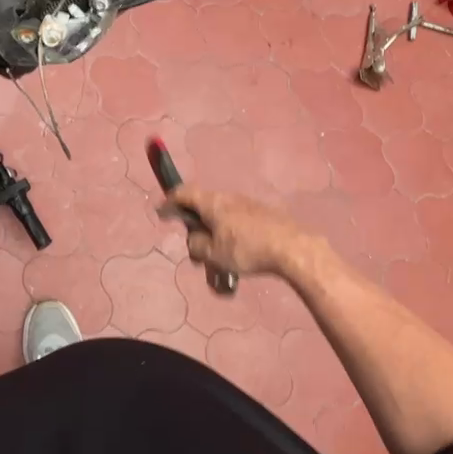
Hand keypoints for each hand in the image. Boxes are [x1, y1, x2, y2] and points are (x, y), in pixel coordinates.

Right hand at [164, 183, 322, 277]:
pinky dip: (230, 234)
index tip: (161, 212)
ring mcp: (246, 204)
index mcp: (212, 202)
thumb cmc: (247, 249)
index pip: (184, 193)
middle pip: (203, 207)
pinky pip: (236, 221)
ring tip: (219, 260)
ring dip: (214, 234)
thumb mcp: (213, 254)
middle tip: (196, 251)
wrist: (291, 247)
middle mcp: (228, 197)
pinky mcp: (261, 214)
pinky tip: (238, 255)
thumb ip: (196, 245)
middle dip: (196, 227)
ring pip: (221, 216)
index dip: (169, 202)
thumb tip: (194, 239)